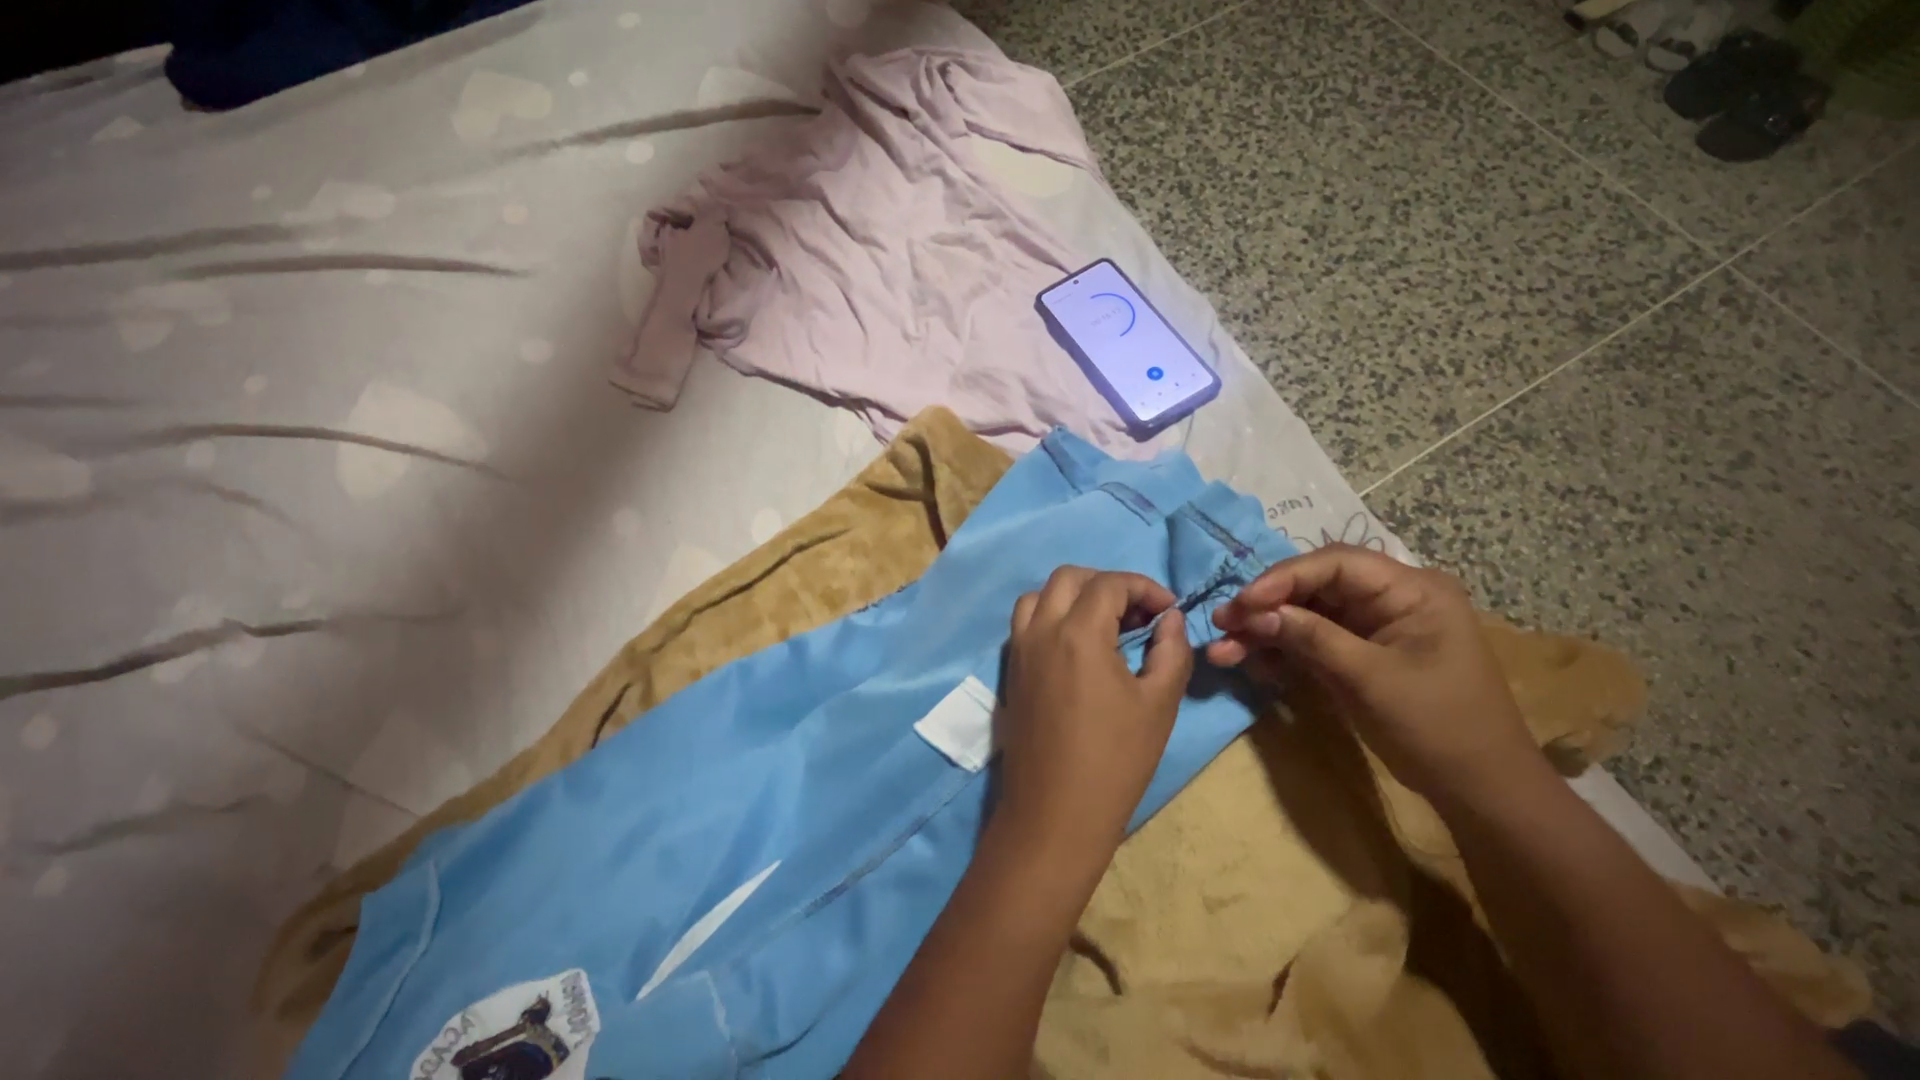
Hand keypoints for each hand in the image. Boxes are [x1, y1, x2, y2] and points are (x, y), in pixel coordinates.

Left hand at [997, 567, 1194, 855]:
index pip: (1110, 584)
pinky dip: (1051, 617)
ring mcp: (1019, 651)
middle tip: (1139, 614)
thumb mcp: (1159, 703)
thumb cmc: (1115, 759)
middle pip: (1069, 578)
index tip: (1169, 610)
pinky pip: (1025, 624)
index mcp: (1077, 633)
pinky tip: (1078, 649)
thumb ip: (1170, 650)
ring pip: (1039, 596)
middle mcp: (1040, 631)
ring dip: (1073, 596)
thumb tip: (1169, 619)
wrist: (1055, 812)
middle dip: (1108, 584)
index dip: (1145, 587)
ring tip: (1106, 626)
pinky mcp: (1011, 673)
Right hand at [1206, 545, 1538, 804]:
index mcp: (1411, 590)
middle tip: (1221, 625)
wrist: (1479, 789)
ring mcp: (1375, 629)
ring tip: (1223, 652)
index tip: (1242, 602)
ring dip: (1266, 632)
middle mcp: (1391, 599)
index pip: (1336, 564)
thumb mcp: (1372, 679)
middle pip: (1315, 587)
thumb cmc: (1438, 726)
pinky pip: (1313, 643)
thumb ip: (1313, 638)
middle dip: (1267, 606)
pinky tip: (1252, 667)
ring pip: (1307, 615)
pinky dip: (1282, 653)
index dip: (1283, 577)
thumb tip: (1255, 613)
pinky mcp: (1361, 657)